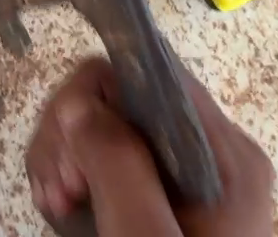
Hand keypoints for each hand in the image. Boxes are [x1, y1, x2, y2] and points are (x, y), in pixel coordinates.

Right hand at [26, 58, 273, 236]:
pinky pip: (96, 147)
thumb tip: (76, 101)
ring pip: (96, 118)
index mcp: (223, 153)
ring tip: (53, 204)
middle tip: (56, 191)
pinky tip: (59, 205)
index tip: (67, 149)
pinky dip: (65, 168)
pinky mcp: (155, 188)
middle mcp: (207, 150)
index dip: (93, 94)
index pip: (148, 71)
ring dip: (59, 152)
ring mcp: (181, 170)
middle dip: (68, 132)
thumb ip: (117, 166)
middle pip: (114, 93)